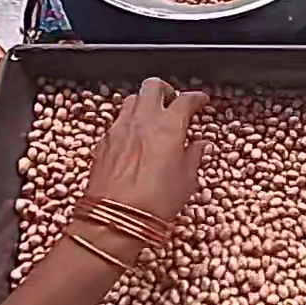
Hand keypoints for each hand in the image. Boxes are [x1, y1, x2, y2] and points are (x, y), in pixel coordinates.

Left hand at [82, 78, 209, 222]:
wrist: (115, 218)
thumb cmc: (155, 202)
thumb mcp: (187, 181)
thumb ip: (194, 156)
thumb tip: (200, 145)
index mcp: (169, 125)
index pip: (186, 99)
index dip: (196, 97)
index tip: (201, 100)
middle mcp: (142, 120)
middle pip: (153, 86)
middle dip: (166, 90)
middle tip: (174, 101)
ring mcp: (119, 128)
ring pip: (132, 99)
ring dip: (145, 103)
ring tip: (153, 117)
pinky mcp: (104, 142)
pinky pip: (117, 121)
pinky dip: (129, 122)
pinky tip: (135, 138)